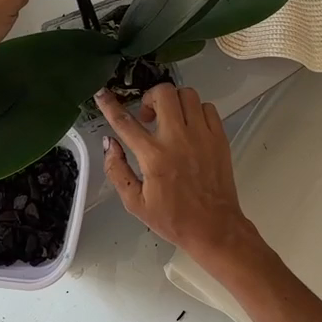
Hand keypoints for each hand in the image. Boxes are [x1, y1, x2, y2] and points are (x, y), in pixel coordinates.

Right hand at [97, 84, 257, 263]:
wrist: (214, 227)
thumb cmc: (173, 218)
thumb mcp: (135, 203)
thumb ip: (117, 170)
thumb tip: (109, 144)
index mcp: (154, 156)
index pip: (125, 122)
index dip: (110, 105)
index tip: (102, 94)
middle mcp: (178, 139)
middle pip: (163, 93)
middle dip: (150, 97)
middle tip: (148, 117)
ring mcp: (202, 135)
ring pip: (187, 94)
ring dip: (174, 102)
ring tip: (170, 119)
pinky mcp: (219, 137)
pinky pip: (207, 107)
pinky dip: (196, 111)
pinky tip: (190, 126)